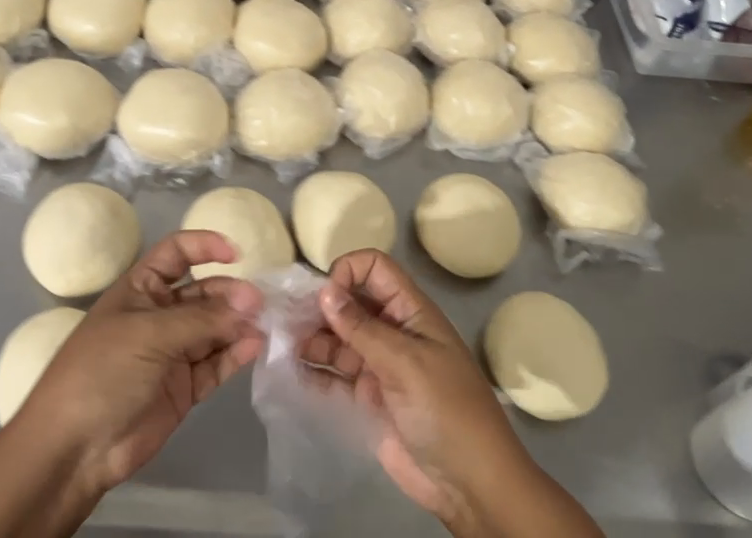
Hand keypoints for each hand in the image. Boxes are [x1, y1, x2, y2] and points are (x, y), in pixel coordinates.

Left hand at [14, 230, 264, 495]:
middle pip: (202, 293)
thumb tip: (250, 302)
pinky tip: (253, 347)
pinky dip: (234, 355)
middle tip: (257, 303)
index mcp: (139, 290)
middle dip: (229, 293)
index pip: (176, 254)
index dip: (204, 246)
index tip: (237, 254)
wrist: (75, 448)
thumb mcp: (149, 334)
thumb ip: (202, 319)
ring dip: (237, 324)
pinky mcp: (183, 388)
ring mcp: (171, 353)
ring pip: (213, 329)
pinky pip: (215, 364)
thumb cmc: (103, 372)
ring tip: (262, 325)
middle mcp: (158, 316)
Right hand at [297, 250, 526, 522]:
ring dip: (310, 339)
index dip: (347, 272)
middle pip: (350, 303)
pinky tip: (290, 373)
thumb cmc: (446, 409)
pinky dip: (313, 372)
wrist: (469, 482)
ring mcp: (379, 366)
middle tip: (285, 323)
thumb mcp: (406, 362)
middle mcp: (392, 332)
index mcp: (411, 312)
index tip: (323, 298)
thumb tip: (324, 290)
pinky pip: (334, 376)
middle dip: (319, 307)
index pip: (374, 269)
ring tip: (283, 349)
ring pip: (337, 339)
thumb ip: (362, 327)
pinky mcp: (367, 398)